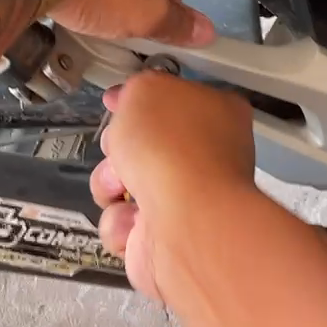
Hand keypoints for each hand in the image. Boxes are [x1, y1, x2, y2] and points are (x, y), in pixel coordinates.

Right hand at [91, 72, 255, 300]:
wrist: (185, 223)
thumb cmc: (173, 150)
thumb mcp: (146, 90)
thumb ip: (136, 88)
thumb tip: (129, 98)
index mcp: (216, 114)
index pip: (172, 99)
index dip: (140, 100)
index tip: (117, 102)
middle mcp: (205, 159)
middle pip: (141, 144)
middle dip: (118, 147)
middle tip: (120, 148)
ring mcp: (186, 200)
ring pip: (123, 185)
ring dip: (110, 185)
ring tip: (122, 188)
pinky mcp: (164, 238)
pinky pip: (122, 224)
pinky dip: (120, 222)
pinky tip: (135, 221)